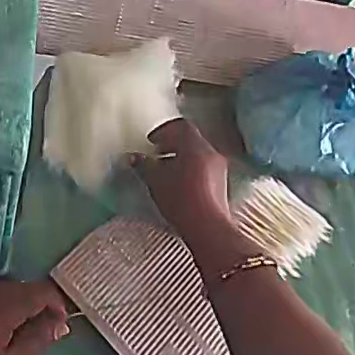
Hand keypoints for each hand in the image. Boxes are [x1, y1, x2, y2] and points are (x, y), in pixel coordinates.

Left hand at [0, 281, 69, 354]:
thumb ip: (38, 339)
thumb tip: (60, 323)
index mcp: (10, 300)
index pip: (45, 290)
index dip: (57, 305)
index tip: (57, 325)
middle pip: (23, 288)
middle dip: (33, 307)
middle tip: (32, 334)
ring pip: (2, 288)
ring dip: (10, 305)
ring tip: (6, 332)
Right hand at [134, 119, 234, 242]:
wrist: (207, 227)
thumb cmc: (180, 198)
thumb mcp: (156, 180)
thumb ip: (144, 165)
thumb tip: (133, 157)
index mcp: (195, 146)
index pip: (181, 126)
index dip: (164, 131)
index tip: (151, 141)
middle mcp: (211, 153)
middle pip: (191, 139)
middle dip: (172, 144)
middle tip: (156, 153)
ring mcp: (219, 168)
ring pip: (198, 154)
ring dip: (181, 157)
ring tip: (164, 171)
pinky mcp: (221, 184)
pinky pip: (204, 167)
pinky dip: (190, 169)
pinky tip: (178, 184)